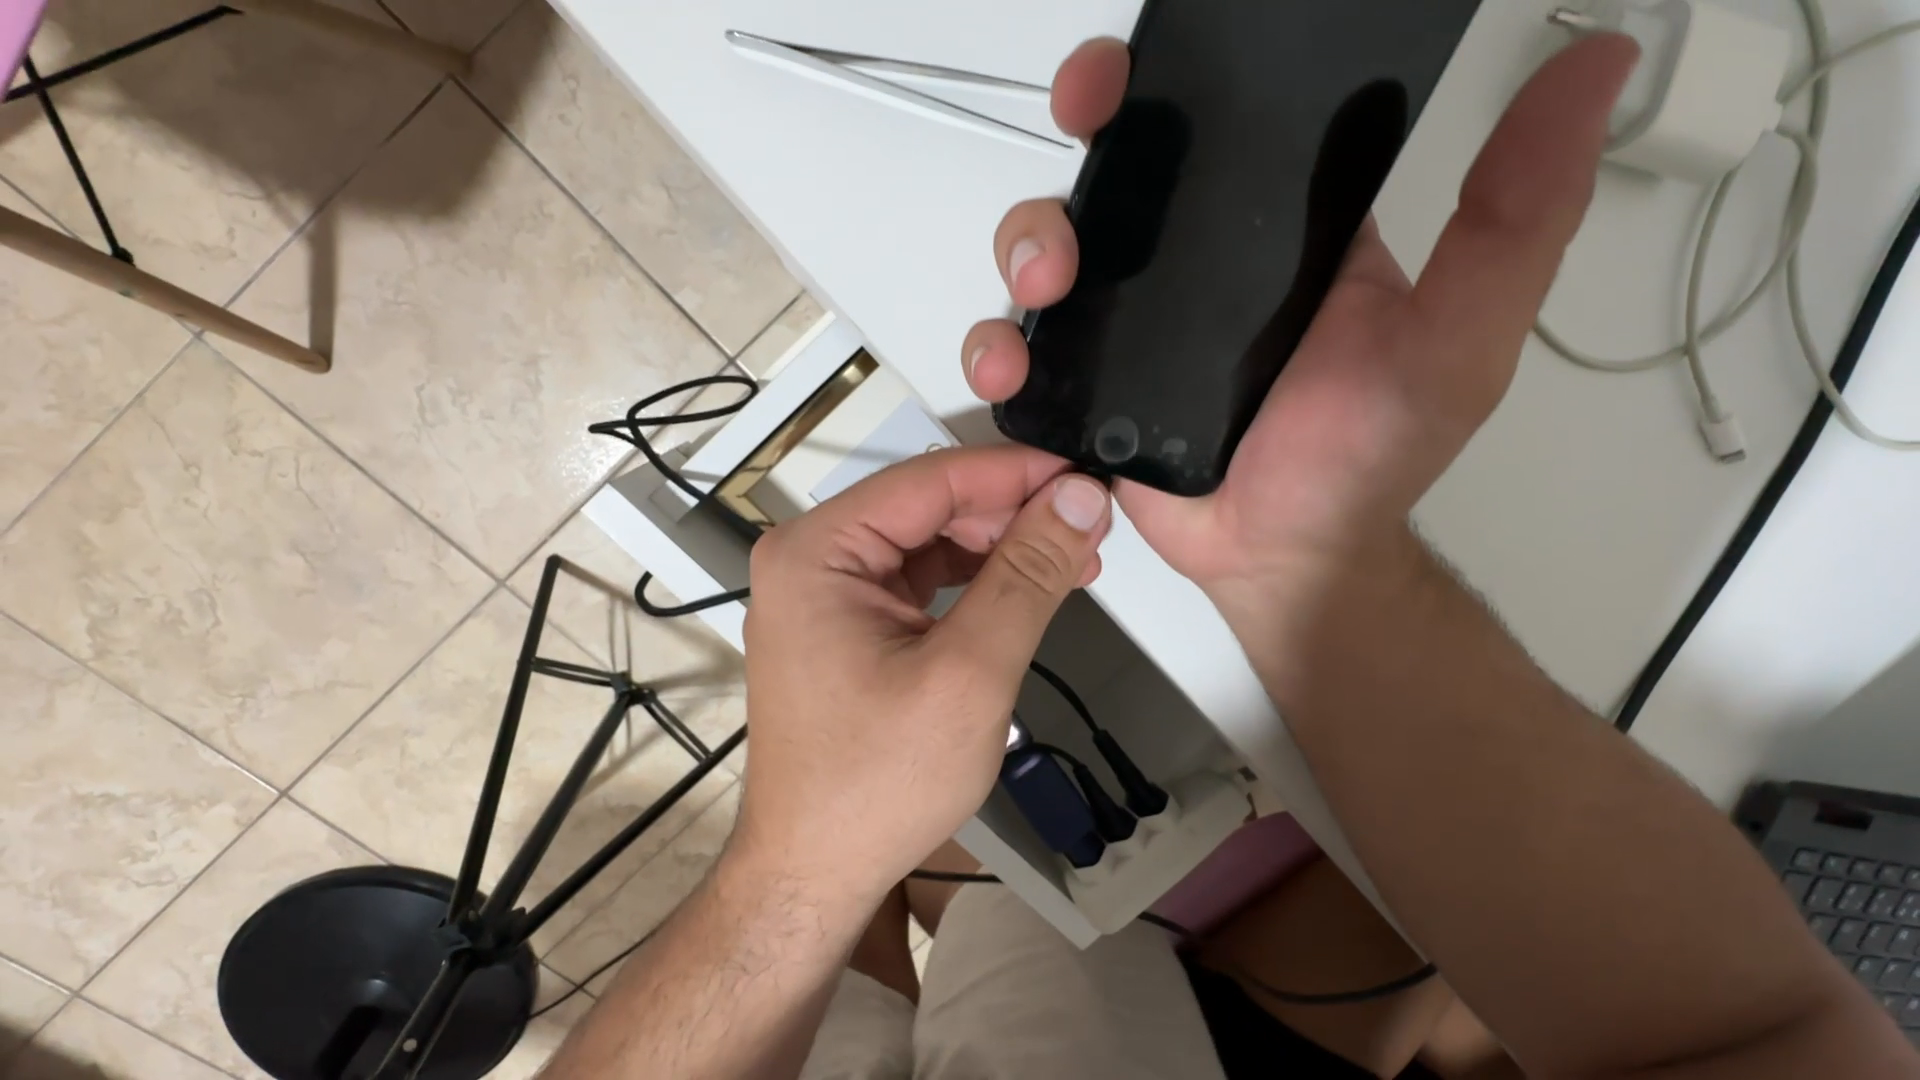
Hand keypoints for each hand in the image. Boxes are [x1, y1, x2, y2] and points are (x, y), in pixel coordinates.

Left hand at [732, 447, 1112, 903]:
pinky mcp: (846, 624)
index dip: (1015, 473)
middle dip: (1011, 514)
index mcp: (816, 551)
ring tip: (1071, 561)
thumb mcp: (969, 672)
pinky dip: (973, 581)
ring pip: (928, 540)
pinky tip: (1023, 589)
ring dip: (999, 547)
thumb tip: (1077, 497)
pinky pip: (918, 579)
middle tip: (1087, 528)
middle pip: (928, 506)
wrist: (818, 871)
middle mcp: (810, 558)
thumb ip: (1028, 575)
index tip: (1084, 477)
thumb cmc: (877, 785)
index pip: (931, 479)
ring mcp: (825, 592)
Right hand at [963, 37, 1636, 619]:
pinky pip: (1023, 358)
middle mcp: (1181, 272)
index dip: (1152, 89)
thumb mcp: (1461, 330)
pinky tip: (1009, 371)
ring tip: (1043, 294)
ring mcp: (1122, 335)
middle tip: (1075, 181)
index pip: (1202, 131)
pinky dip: (997, 355)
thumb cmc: (1369, 453)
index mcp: (1265, 232)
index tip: (1120, 80)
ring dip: (1022, 257)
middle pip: (1102, 186)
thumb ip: (1515, 213)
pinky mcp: (1083, 395)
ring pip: (1043, 261)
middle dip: (1068, 165)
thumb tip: (1593, 64)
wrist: (1286, 554)